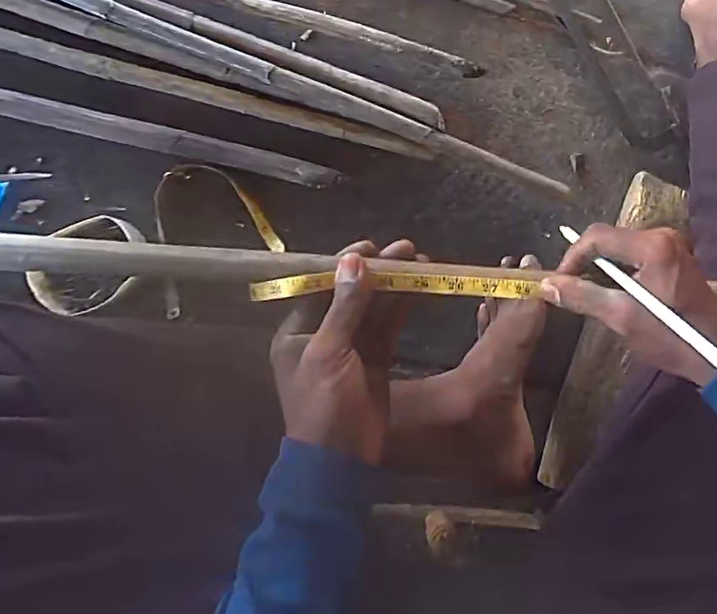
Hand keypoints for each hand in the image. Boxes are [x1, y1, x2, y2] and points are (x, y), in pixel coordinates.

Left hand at [270, 241, 416, 463]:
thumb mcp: (329, 354)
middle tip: (403, 248)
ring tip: (418, 259)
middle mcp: (322, 334)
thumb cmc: (324, 408)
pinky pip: (387, 326)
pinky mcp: (374, 361)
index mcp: (298, 331)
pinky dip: (401, 306)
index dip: (345, 263)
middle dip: (376, 270)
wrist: (340, 470)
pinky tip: (418, 286)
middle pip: (351, 292)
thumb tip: (353, 261)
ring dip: (393, 284)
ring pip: (373, 307)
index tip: (369, 246)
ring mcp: (349, 348)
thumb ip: (344, 307)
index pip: (321, 286)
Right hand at [540, 224, 716, 385]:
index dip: (572, 256)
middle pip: (607, 238)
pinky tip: (613, 291)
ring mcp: (670, 244)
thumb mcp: (623, 318)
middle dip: (585, 261)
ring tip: (589, 291)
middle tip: (571, 286)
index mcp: (653, 246)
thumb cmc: (674, 338)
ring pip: (618, 246)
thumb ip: (583, 296)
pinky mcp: (674, 255)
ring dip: (600, 266)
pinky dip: (617, 269)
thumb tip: (548, 284)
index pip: (596, 237)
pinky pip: (632, 253)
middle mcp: (662, 236)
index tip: (560, 279)